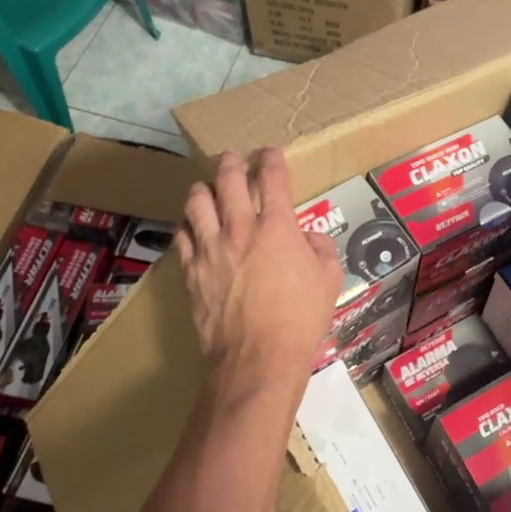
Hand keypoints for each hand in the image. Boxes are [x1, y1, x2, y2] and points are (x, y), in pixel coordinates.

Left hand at [174, 148, 340, 402]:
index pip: (273, 177)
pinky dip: (187, 224)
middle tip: (234, 159)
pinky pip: (181, 235)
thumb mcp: (329, 279)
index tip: (271, 153)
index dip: (272, 158)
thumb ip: (319, 249)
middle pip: (228, 179)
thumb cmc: (301, 320)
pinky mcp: (190, 270)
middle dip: (232, 162)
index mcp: (278, 226)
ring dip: (203, 188)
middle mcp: (240, 228)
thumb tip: (306, 237)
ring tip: (207, 188)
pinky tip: (191, 226)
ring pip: (196, 200)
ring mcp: (210, 248)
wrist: (257, 358)